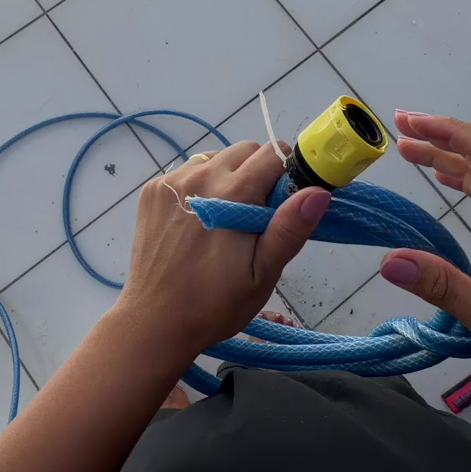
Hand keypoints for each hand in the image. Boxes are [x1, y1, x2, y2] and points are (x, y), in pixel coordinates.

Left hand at [111, 142, 329, 360]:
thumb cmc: (215, 304)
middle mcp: (200, 175)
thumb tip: (317, 192)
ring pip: (215, 157)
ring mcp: (171, 180)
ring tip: (223, 219)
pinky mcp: (153, 190)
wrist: (154, 322)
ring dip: (227, 177)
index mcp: (232, 192)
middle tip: (254, 215)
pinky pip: (187, 171)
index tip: (282, 202)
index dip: (286, 174)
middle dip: (258, 172)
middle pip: (245, 150)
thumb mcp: (263, 274)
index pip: (273, 154)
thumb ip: (289, 228)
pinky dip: (198, 186)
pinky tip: (195, 222)